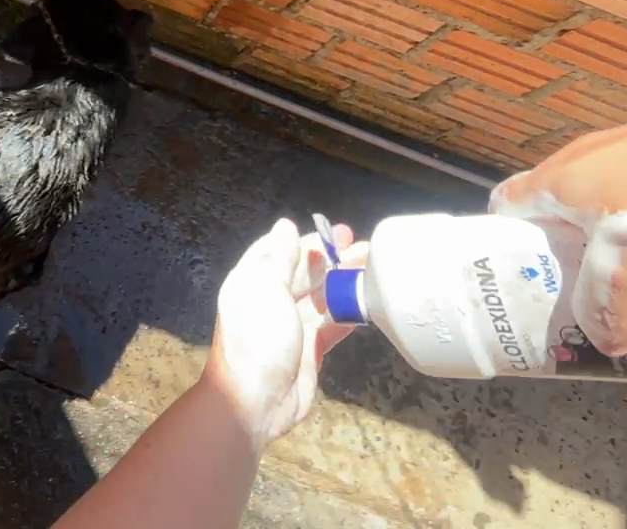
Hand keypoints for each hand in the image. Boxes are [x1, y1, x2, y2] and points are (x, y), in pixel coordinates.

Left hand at [201, 218, 364, 451]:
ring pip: (321, 297)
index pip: (278, 249)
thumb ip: (280, 257)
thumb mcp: (266, 288)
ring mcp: (290, 325)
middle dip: (331, 259)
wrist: (255, 401)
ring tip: (373, 270)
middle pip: (303, 272)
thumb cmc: (257, 337)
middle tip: (363, 247)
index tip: (332, 232)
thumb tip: (286, 224)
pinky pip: (330, 325)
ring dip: (344, 284)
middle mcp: (270, 299)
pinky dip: (347, 314)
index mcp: (253, 280)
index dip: (305, 240)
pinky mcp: (309, 349)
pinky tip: (368, 305)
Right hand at [487, 100, 626, 356]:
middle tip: (588, 278)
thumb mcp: (626, 273)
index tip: (523, 268)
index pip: (508, 202)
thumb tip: (607, 344)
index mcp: (557, 178)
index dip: (509, 235)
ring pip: (609, 190)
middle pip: (560, 199)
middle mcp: (585, 154)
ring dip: (616, 225)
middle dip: (569, 239)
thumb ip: (606, 307)